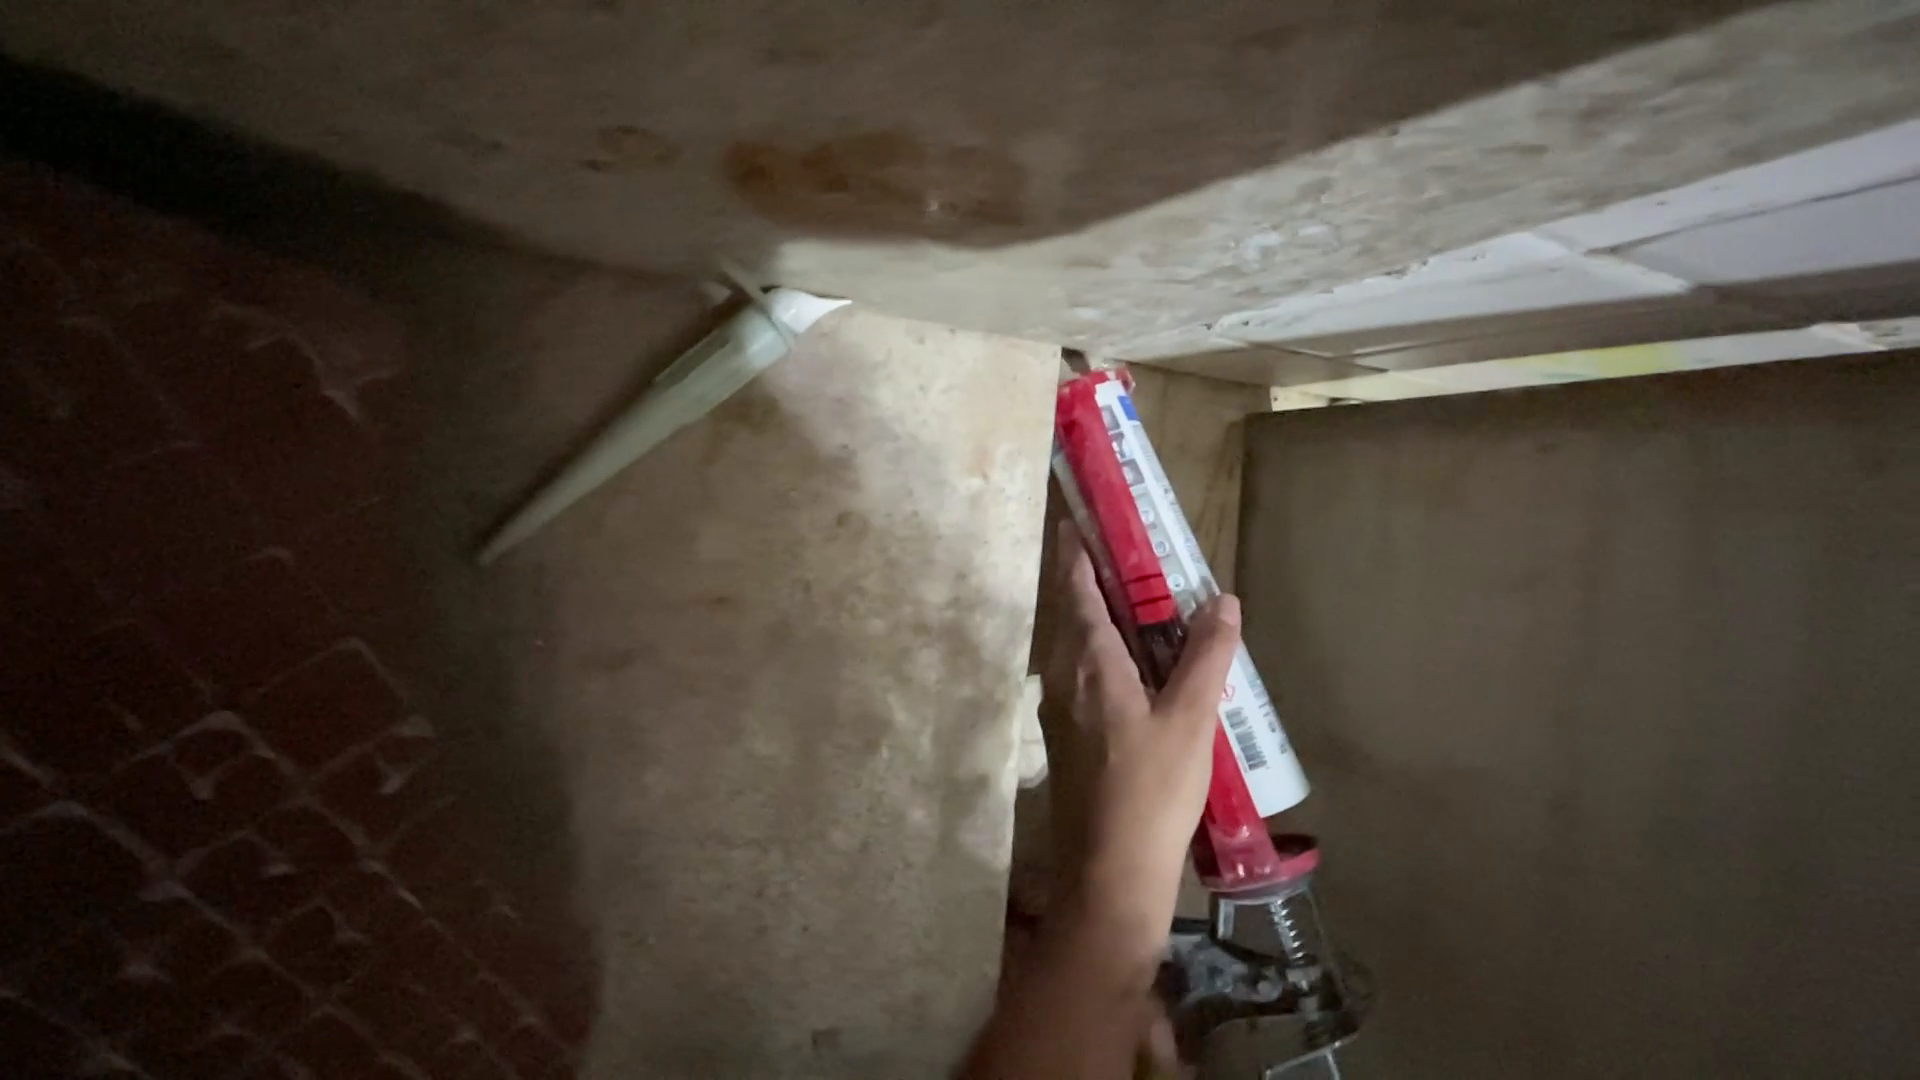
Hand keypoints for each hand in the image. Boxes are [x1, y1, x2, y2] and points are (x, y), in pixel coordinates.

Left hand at [1038, 519, 1242, 947]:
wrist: (1110, 870)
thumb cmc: (1152, 790)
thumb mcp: (1191, 720)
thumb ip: (1206, 657)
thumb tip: (1222, 601)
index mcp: (1089, 662)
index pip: (1075, 588)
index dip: (1076, 550)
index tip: (1080, 517)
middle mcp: (1063, 675)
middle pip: (1072, 611)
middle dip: (1092, 578)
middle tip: (1129, 554)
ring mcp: (1059, 706)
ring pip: (1076, 644)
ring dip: (1099, 615)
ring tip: (1139, 602)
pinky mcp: (1067, 733)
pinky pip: (1082, 672)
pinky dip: (1103, 650)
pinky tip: (1136, 665)